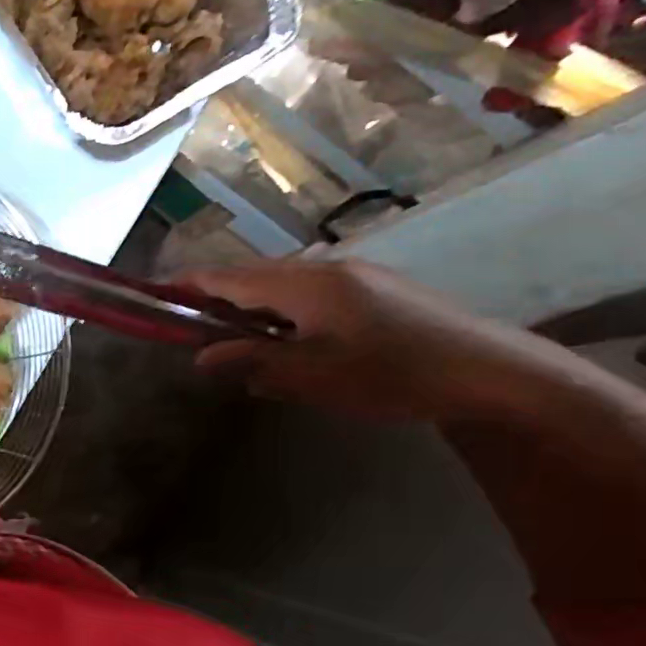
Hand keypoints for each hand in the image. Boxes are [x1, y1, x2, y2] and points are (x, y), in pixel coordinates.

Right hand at [182, 261, 596, 423]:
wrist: (488, 372)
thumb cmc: (391, 374)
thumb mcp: (313, 376)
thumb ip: (253, 362)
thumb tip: (201, 358)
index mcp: (304, 284)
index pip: (230, 277)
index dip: (190, 282)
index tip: (157, 289)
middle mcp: (325, 269)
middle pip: (254, 277)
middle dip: (218, 297)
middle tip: (192, 325)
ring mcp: (355, 276)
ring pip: (284, 286)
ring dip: (253, 308)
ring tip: (237, 338)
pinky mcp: (375, 291)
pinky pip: (310, 294)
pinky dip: (284, 312)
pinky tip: (290, 340)